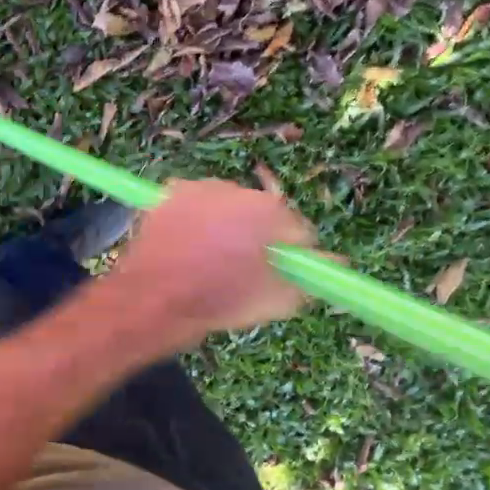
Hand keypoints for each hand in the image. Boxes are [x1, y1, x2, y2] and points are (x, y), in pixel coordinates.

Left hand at [110, 179, 316, 336]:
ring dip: (222, 222)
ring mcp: (198, 189)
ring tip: (206, 255)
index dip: (290, 253)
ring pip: (224, 205)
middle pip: (259, 212)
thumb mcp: (277, 298)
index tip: (278, 270)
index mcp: (270, 212)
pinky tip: (184, 242)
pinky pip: (192, 204)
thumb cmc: (218, 300)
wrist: (153, 297)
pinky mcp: (167, 195)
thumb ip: (310, 276)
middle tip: (239, 265)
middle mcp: (236, 190)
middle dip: (255, 233)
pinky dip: (192, 217)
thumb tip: (335, 262)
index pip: (296, 229)